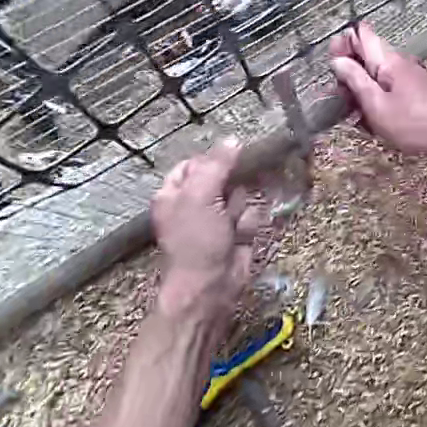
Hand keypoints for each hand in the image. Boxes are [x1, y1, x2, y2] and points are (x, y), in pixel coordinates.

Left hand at [151, 140, 259, 321]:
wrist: (210, 286)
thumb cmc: (196, 240)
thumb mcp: (200, 195)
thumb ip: (217, 165)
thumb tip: (234, 140)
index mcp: (175, 192)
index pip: (195, 163)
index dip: (212, 160)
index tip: (230, 158)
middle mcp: (195, 203)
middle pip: (222, 176)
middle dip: (232, 184)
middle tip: (233, 191)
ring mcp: (218, 218)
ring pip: (241, 194)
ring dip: (240, 207)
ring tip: (233, 224)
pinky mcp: (239, 232)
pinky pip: (251, 214)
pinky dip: (249, 223)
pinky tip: (242, 234)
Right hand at [329, 23, 426, 165]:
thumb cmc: (417, 124)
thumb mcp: (377, 105)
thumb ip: (355, 81)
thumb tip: (337, 60)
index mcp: (387, 60)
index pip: (360, 34)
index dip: (342, 44)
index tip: (331, 67)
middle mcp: (397, 64)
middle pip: (365, 57)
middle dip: (347, 75)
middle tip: (338, 99)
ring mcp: (407, 79)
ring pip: (375, 78)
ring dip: (360, 94)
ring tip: (354, 118)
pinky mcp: (414, 94)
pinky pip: (387, 92)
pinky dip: (375, 104)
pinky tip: (373, 125)